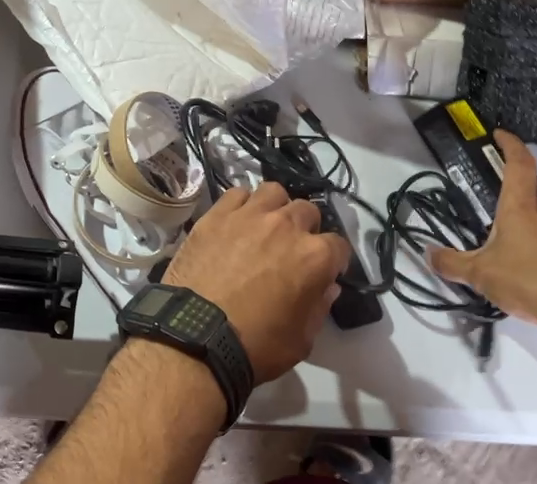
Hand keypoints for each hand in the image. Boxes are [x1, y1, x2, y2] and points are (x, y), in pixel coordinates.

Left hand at [162, 182, 349, 381]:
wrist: (198, 333)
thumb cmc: (257, 344)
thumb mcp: (302, 339)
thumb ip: (319, 306)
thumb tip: (326, 286)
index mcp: (314, 256)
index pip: (338, 245)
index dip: (334, 259)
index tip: (325, 270)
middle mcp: (285, 225)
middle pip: (306, 210)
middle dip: (306, 228)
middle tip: (292, 248)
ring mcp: (249, 215)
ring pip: (273, 192)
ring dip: (276, 207)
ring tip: (265, 227)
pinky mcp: (216, 213)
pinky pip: (236, 194)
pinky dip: (242, 204)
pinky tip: (236, 222)